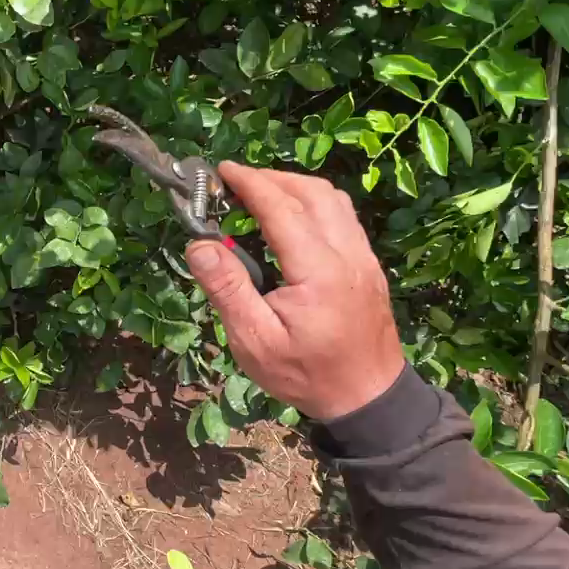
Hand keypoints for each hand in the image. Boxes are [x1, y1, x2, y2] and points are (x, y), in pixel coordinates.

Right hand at [184, 163, 403, 420]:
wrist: (368, 398)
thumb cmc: (304, 373)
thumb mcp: (254, 339)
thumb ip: (228, 288)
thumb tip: (200, 244)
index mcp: (318, 270)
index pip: (282, 209)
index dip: (250, 184)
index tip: (221, 170)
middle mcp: (348, 254)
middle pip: (312, 194)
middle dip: (270, 178)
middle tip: (233, 182)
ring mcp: (363, 258)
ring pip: (332, 201)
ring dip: (293, 187)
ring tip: (257, 194)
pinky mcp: (367, 267)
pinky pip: (342, 218)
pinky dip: (311, 203)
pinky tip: (288, 218)